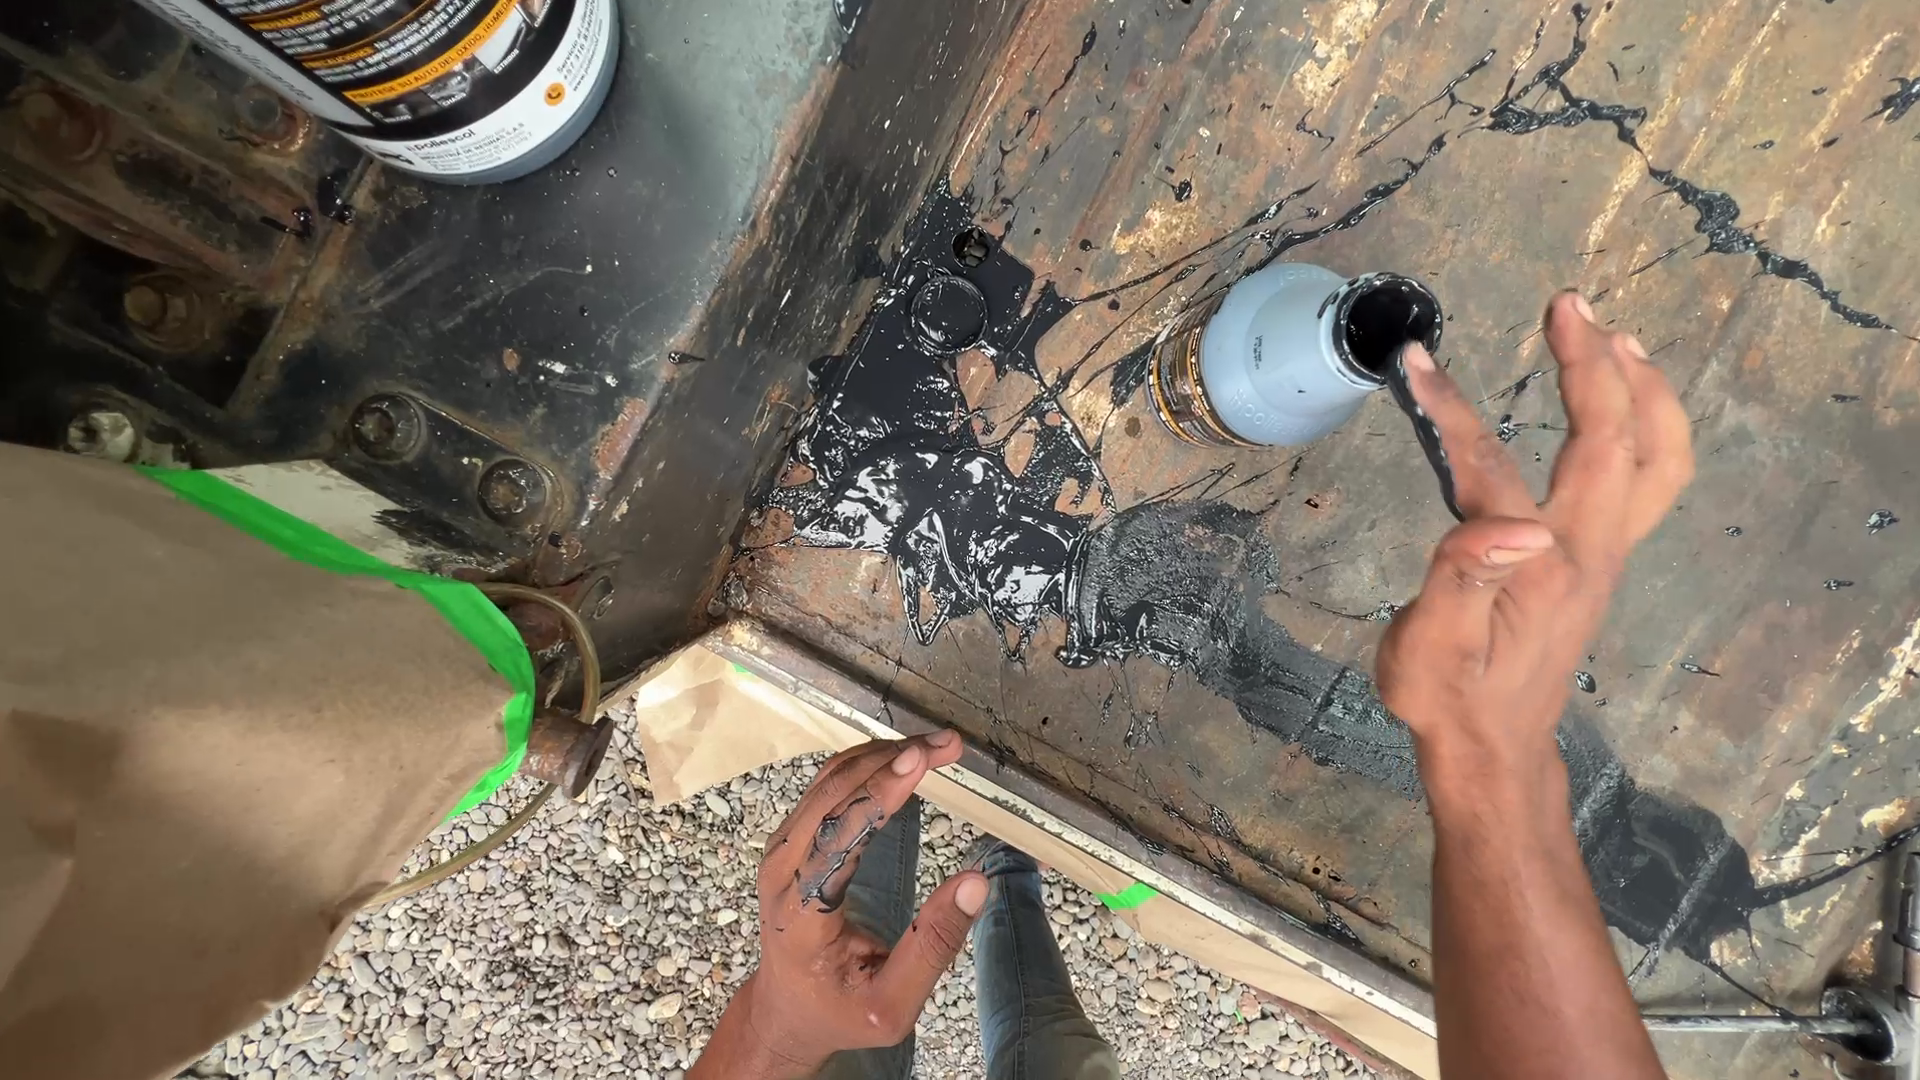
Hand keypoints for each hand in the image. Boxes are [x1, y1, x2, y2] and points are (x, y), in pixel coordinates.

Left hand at [690, 732, 987, 1079]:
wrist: (785, 1007)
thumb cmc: (839, 1008)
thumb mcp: (892, 1004)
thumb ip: (932, 946)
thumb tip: (976, 882)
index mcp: (801, 911)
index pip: (838, 835)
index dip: (880, 792)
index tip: (920, 759)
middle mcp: (782, 867)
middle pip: (835, 792)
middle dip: (894, 759)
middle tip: (947, 744)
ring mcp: (782, 845)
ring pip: (831, 778)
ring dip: (885, 753)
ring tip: (936, 747)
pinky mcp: (792, 834)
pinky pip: (829, 782)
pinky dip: (870, 762)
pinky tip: (905, 757)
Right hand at [1377, 291, 1692, 787]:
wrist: (1491, 745)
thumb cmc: (1446, 696)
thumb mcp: (1431, 647)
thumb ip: (1465, 581)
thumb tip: (1514, 524)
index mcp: (1538, 563)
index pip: (1494, 465)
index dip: (1453, 408)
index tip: (1415, 362)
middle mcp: (1588, 549)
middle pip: (1616, 439)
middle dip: (1594, 363)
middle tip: (1568, 307)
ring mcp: (1602, 556)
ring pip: (1656, 458)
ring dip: (1643, 390)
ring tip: (1615, 340)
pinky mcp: (1595, 565)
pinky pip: (1647, 481)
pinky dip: (1644, 429)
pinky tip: (1616, 415)